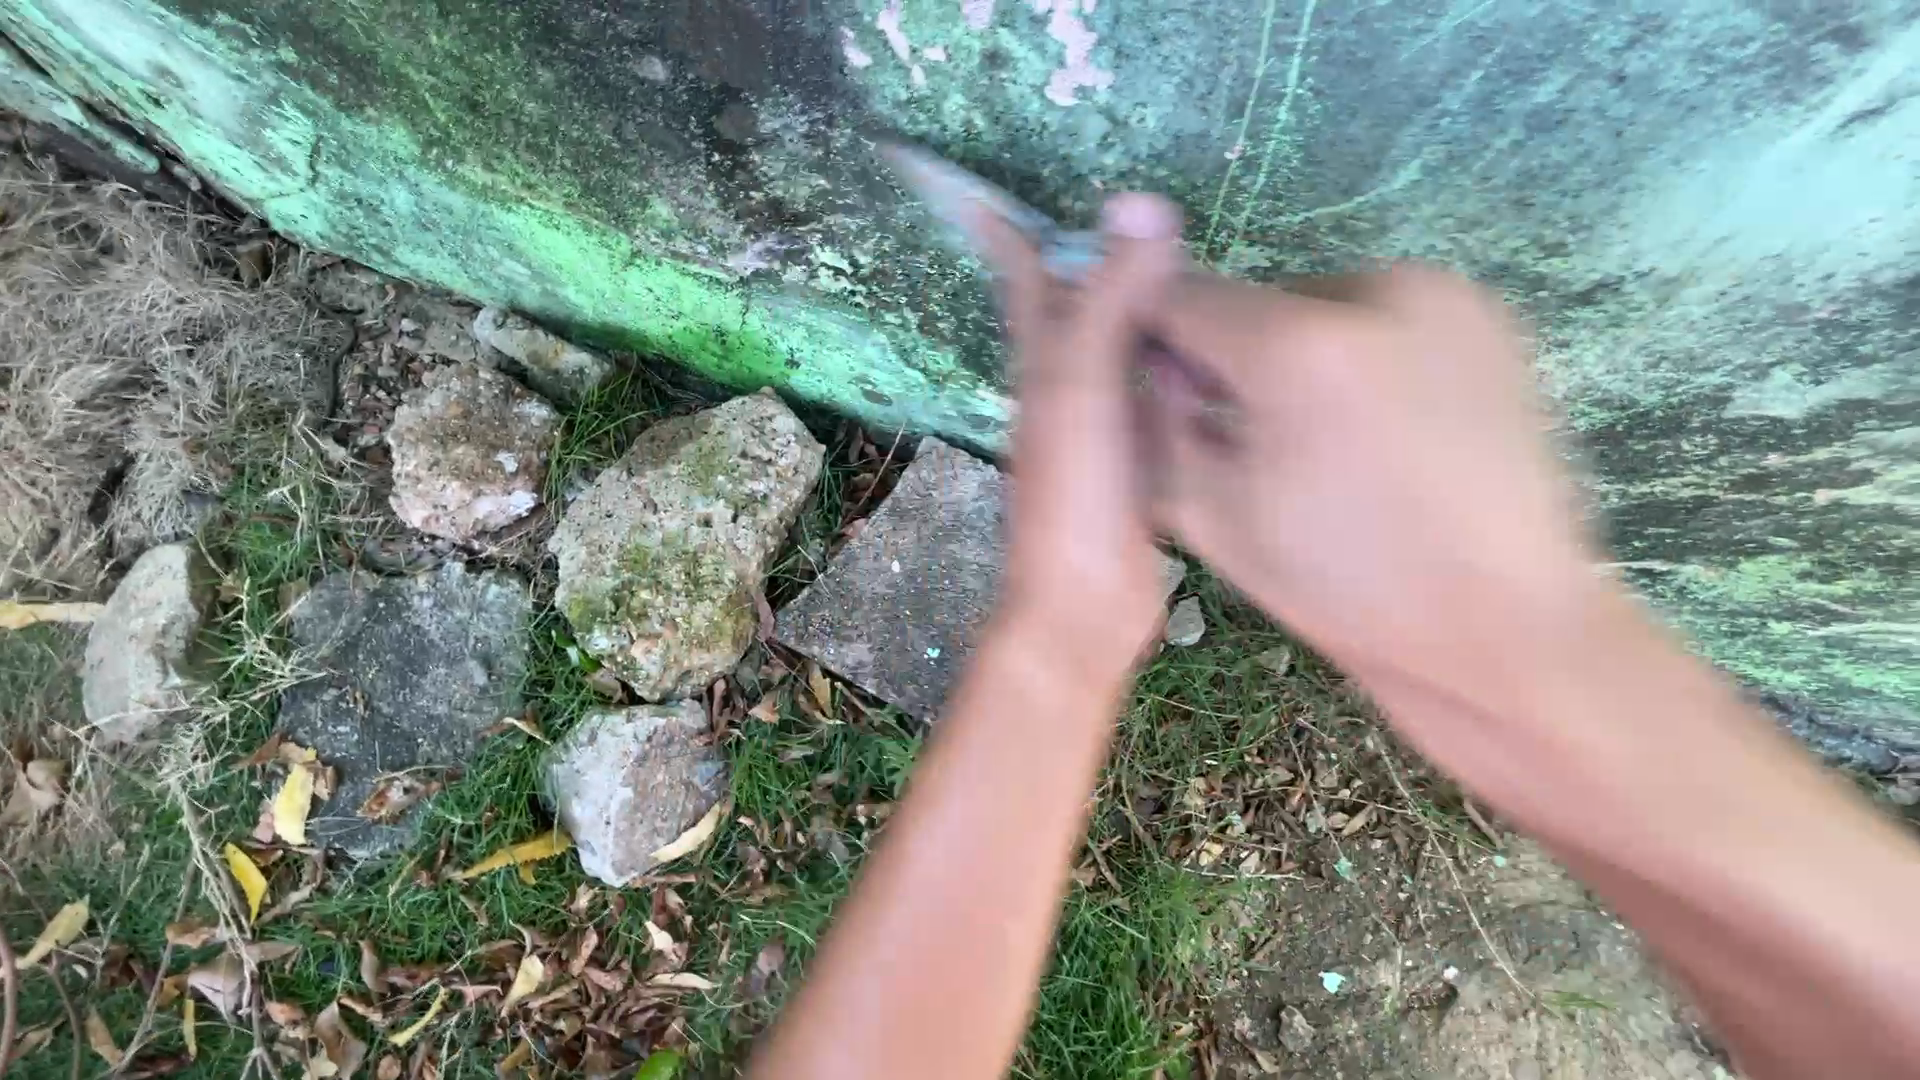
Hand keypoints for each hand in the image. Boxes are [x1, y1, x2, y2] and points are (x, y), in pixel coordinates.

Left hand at [977, 194, 1185, 680]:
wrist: (1083, 605)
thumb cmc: (1073, 499)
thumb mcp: (1084, 391)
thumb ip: (1108, 306)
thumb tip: (1140, 209)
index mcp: (1045, 366)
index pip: (1023, 280)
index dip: (1005, 230)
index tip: (990, 186)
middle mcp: (1067, 390)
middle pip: (1073, 310)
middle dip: (1087, 260)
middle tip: (1125, 212)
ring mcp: (1102, 430)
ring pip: (1118, 353)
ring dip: (1135, 311)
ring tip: (1175, 268)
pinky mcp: (1138, 464)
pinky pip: (1154, 398)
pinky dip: (1172, 367)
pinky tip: (1202, 357)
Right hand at [1143, 265, 1604, 757]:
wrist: (1504, 628)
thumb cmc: (1342, 587)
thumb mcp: (1210, 517)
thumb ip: (1157, 426)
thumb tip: (1148, 368)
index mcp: (1298, 350)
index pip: (1181, 296)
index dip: (1150, 335)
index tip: (1148, 382)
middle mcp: (1380, 292)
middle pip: (1252, 301)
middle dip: (1225, 355)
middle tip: (1235, 432)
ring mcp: (1448, 297)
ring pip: (1315, 307)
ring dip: (1287, 356)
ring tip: (1311, 438)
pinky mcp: (1490, 319)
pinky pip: (1378, 319)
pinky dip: (1348, 357)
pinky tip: (1367, 429)